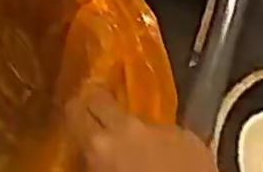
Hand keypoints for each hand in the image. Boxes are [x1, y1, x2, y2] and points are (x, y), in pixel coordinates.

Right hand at [68, 88, 215, 171]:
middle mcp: (128, 126)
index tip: (71, 120)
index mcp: (102, 145)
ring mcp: (162, 128)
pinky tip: (170, 164)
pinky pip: (168, 134)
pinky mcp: (191, 137)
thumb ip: (95, 161)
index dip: (72, 114)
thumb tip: (88, 156)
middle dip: (96, 108)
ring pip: (136, 118)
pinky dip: (164, 145)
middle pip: (100, 98)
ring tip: (138, 152)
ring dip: (133, 131)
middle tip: (96, 126)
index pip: (74, 109)